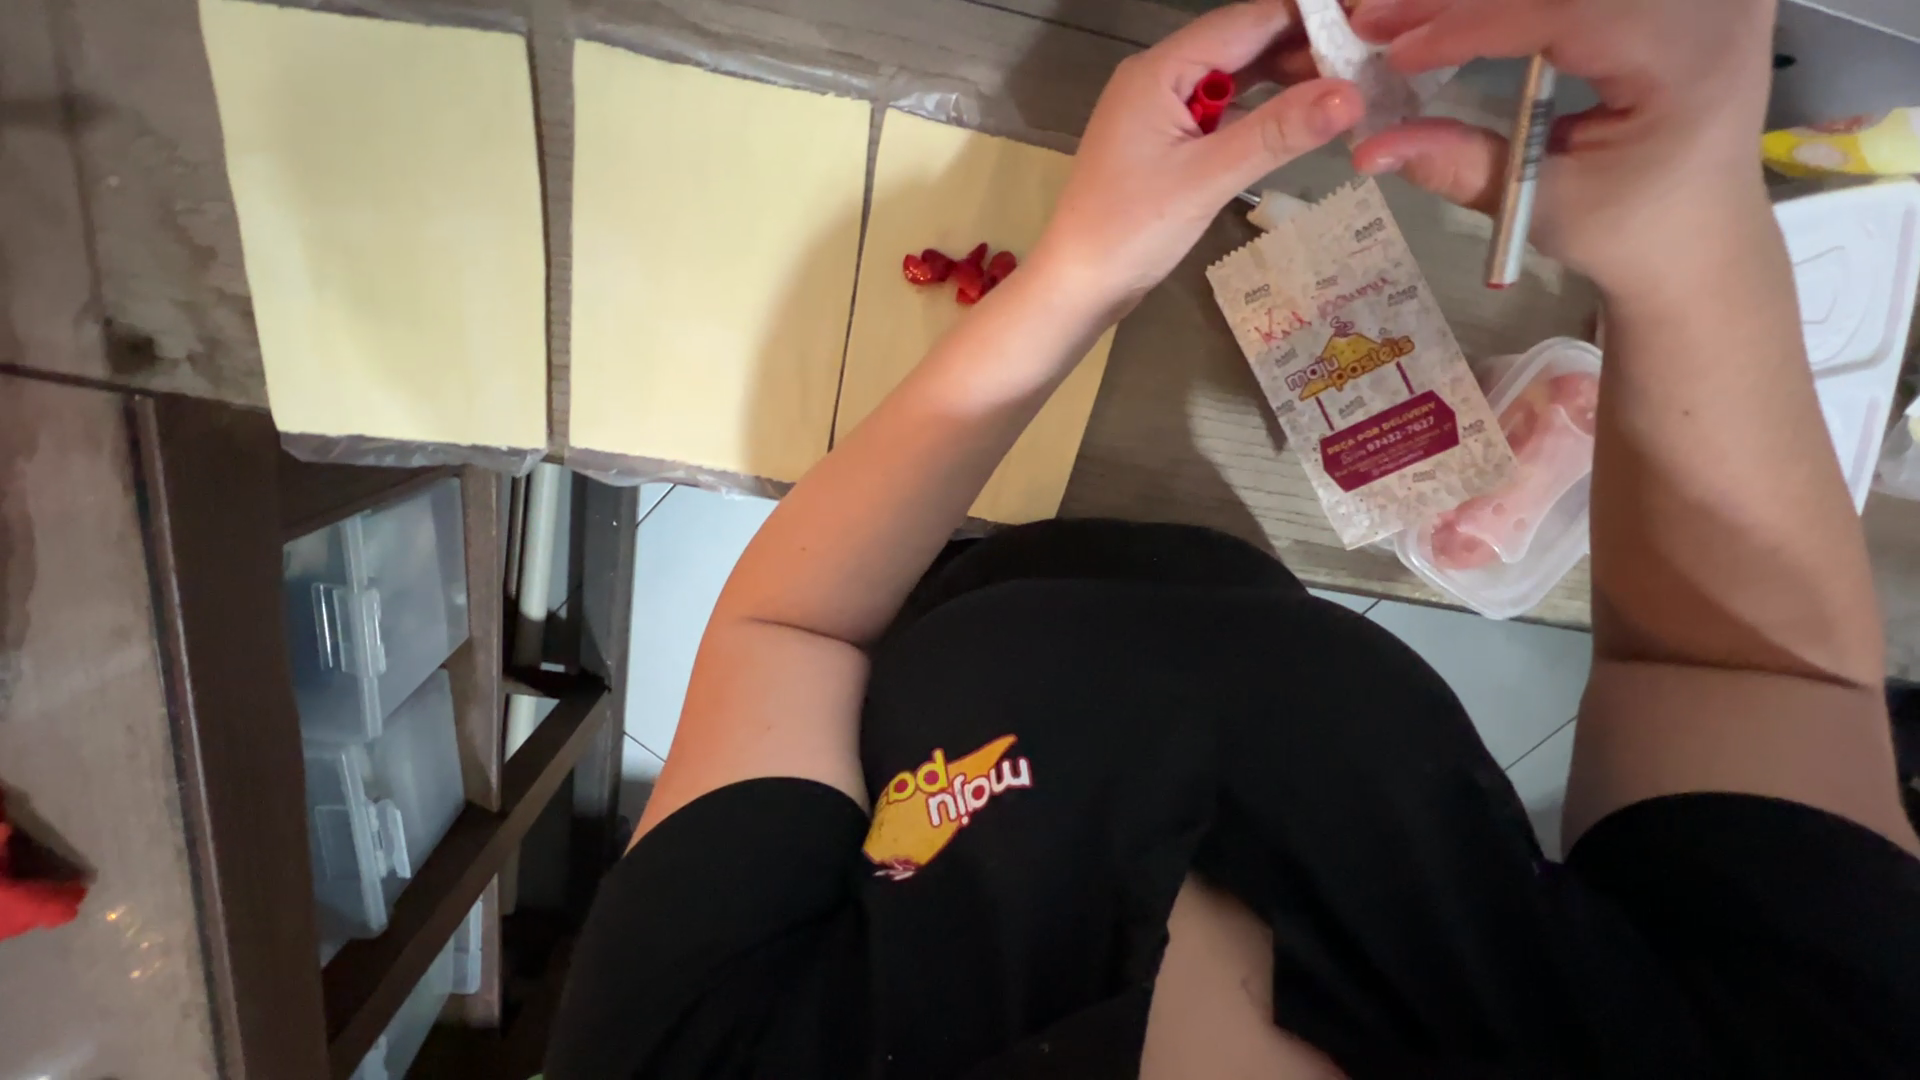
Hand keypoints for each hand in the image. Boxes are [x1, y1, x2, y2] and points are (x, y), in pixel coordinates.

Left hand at [1032, 1, 1362, 315]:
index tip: (1371, 27)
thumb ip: (1276, 134)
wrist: (1074, 287)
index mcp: (1159, 71)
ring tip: (1344, 93)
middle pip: (1241, 46)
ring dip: (1280, 86)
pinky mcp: (1159, 149)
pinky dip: (1253, 118)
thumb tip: (1352, 95)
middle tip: (1369, 65)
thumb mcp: (1205, 180)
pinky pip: (1215, 118)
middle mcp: (1155, 81)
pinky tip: (1291, 126)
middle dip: (1301, 52)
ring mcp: (1155, 116)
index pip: (1248, 21)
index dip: (1311, 18)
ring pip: (1230, 83)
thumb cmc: (1128, 232)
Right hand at [1348, 0, 1780, 297]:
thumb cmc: (1624, 226)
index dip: (1475, 25)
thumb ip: (1458, 164)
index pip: (1568, 11)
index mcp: (1689, 53)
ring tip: (1404, 12)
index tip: (1397, 54)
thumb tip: (1369, 148)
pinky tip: (1457, 7)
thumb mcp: (1536, 204)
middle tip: (1378, 17)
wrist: (1696, 225)